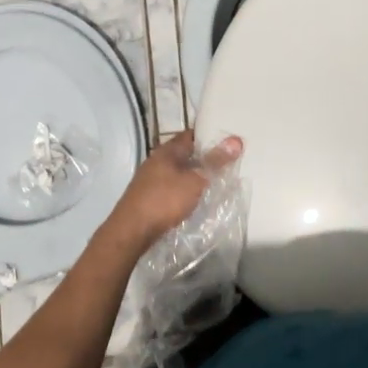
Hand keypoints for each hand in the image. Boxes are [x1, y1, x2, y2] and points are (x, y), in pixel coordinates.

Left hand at [100, 131, 243, 253]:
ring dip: (195, 175)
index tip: (229, 139)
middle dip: (205, 157)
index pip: (191, 134)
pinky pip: (172, 186)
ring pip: (179, 171)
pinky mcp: (149, 197)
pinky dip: (185, 189)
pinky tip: (196, 198)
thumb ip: (215, 162)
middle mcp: (157, 161)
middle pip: (185, 154)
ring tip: (217, 180)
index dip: (209, 135)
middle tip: (228, 161)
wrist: (131, 232)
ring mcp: (150, 179)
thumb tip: (236, 140)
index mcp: (167, 151)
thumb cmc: (164, 200)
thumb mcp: (195, 181)